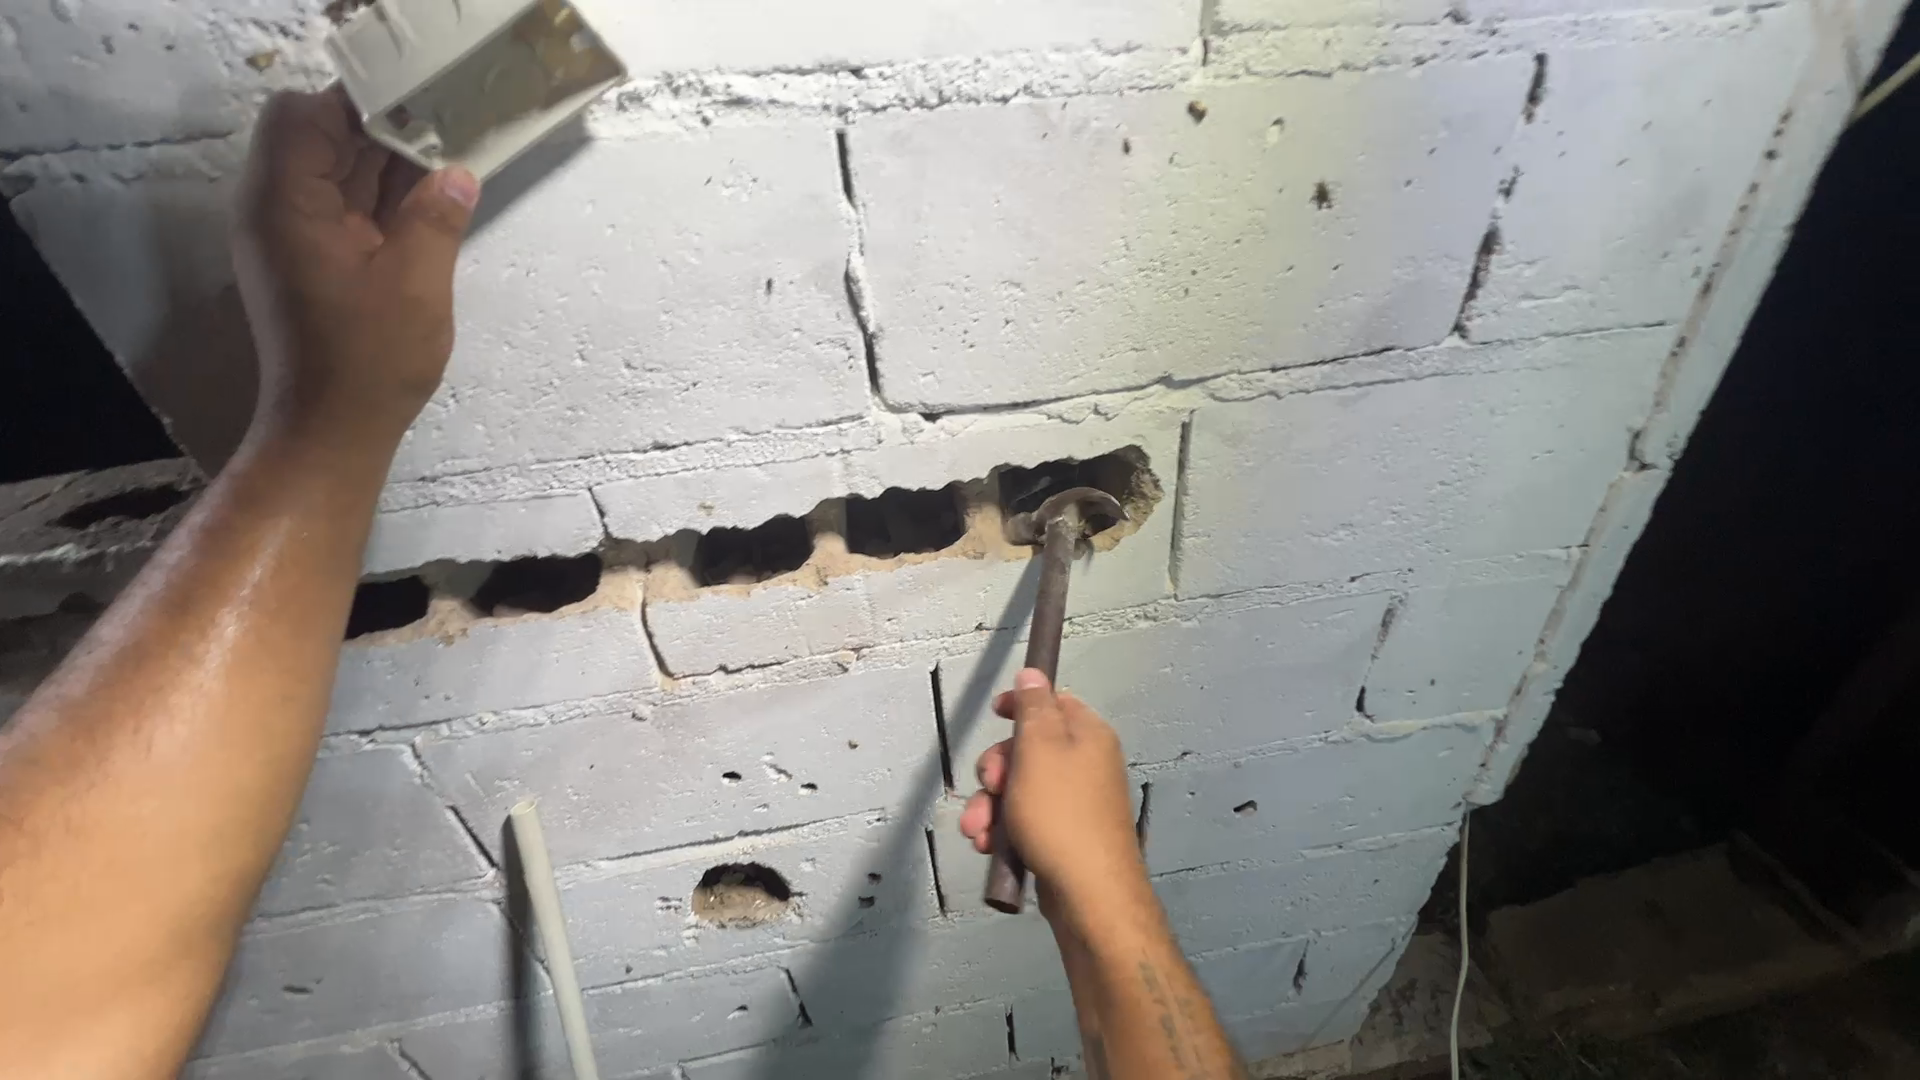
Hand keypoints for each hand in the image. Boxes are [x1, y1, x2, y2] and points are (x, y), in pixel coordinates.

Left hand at [231, 86, 478, 446]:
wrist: (337, 422)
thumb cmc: (373, 356)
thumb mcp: (418, 284)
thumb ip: (435, 220)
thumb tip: (457, 174)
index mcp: (285, 203)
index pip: (303, 115)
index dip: (358, 102)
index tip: (421, 106)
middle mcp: (277, 209)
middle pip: (318, 140)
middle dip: (381, 132)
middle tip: (447, 130)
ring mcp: (295, 236)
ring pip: (336, 176)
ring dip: (387, 167)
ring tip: (447, 161)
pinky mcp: (315, 261)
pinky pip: (346, 211)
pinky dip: (384, 201)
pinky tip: (430, 203)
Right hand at [959, 669, 1152, 931]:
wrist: (1090, 896)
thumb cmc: (1060, 812)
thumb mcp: (1039, 749)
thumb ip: (1033, 707)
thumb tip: (1033, 673)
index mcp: (1087, 735)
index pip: (1052, 701)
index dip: (1020, 703)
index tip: (994, 713)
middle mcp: (1086, 764)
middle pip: (1028, 748)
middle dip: (996, 768)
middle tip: (990, 785)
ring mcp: (1075, 803)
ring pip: (1020, 788)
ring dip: (991, 805)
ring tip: (979, 830)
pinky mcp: (1063, 836)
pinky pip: (1025, 819)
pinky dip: (1004, 829)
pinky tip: (989, 847)